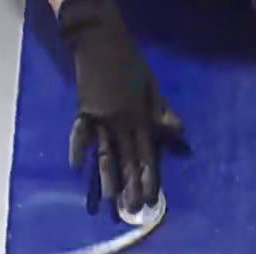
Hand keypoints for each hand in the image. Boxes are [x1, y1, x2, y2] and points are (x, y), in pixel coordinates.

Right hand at [60, 0, 184, 214]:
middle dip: (129, 187)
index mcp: (140, 119)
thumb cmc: (130, 67)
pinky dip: (77, 149)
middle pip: (126, 160)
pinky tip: (75, 168)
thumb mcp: (152, 88)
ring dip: (107, 178)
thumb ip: (163, 114)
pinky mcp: (84, 112)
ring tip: (108, 200)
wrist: (101, 40)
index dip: (149, 178)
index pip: (146, 155)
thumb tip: (179, 133)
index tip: (150, 200)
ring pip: (105, 153)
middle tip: (130, 211)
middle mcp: (121, 123)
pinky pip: (80, 133)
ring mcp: (101, 119)